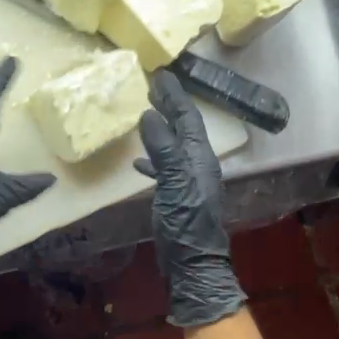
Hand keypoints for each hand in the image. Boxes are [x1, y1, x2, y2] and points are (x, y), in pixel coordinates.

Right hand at [136, 70, 245, 326]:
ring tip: (145, 112)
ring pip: (174, 145)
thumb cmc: (186, 223)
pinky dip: (153, 158)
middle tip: (153, 85)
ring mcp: (189, 182)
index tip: (160, 75)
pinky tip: (138, 161)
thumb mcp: (174, 182)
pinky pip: (165, 168)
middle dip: (170, 106)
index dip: (174, 96)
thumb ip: (163, 149)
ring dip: (162, 128)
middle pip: (184, 128)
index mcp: (200, 158)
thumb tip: (149, 116)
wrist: (193, 263)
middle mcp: (197, 165)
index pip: (188, 118)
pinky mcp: (178, 197)